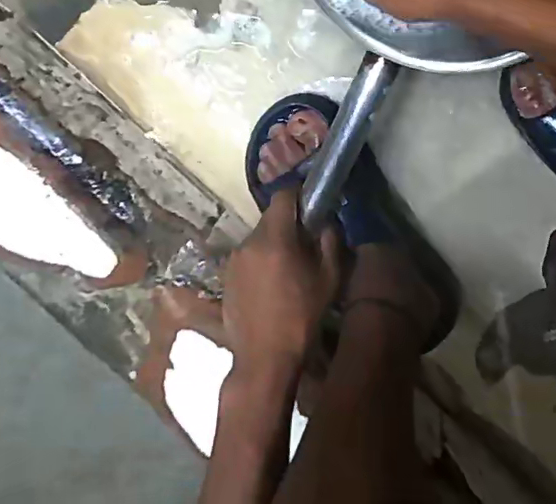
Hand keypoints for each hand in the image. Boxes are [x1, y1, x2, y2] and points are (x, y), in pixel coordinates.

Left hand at [220, 191, 341, 373]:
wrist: (264, 360)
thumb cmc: (302, 316)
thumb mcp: (330, 276)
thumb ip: (329, 240)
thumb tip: (324, 221)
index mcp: (274, 238)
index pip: (283, 196)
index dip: (299, 194)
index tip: (313, 204)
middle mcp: (248, 244)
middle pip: (271, 218)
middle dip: (289, 223)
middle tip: (307, 240)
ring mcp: (233, 262)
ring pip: (259, 238)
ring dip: (275, 243)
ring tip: (290, 266)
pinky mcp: (225, 279)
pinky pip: (248, 257)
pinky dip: (261, 260)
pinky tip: (273, 282)